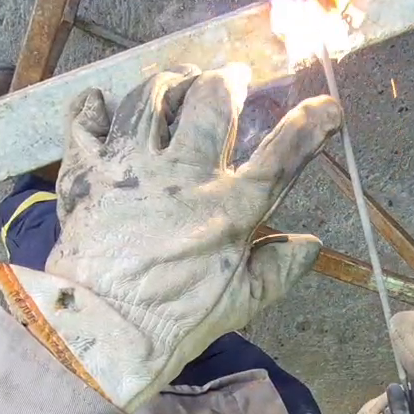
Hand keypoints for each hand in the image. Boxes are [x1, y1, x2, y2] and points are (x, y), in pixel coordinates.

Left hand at [0, 64, 339, 409]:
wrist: (102, 334)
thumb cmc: (175, 323)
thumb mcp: (241, 304)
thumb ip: (279, 269)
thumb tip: (311, 244)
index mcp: (229, 208)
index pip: (283, 152)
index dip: (312, 123)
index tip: (329, 107)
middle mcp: (183, 174)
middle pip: (212, 99)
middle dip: (230, 79)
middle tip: (232, 79)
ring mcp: (131, 167)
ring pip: (151, 96)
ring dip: (169, 80)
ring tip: (176, 81)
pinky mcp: (87, 173)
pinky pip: (84, 122)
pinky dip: (91, 107)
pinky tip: (100, 103)